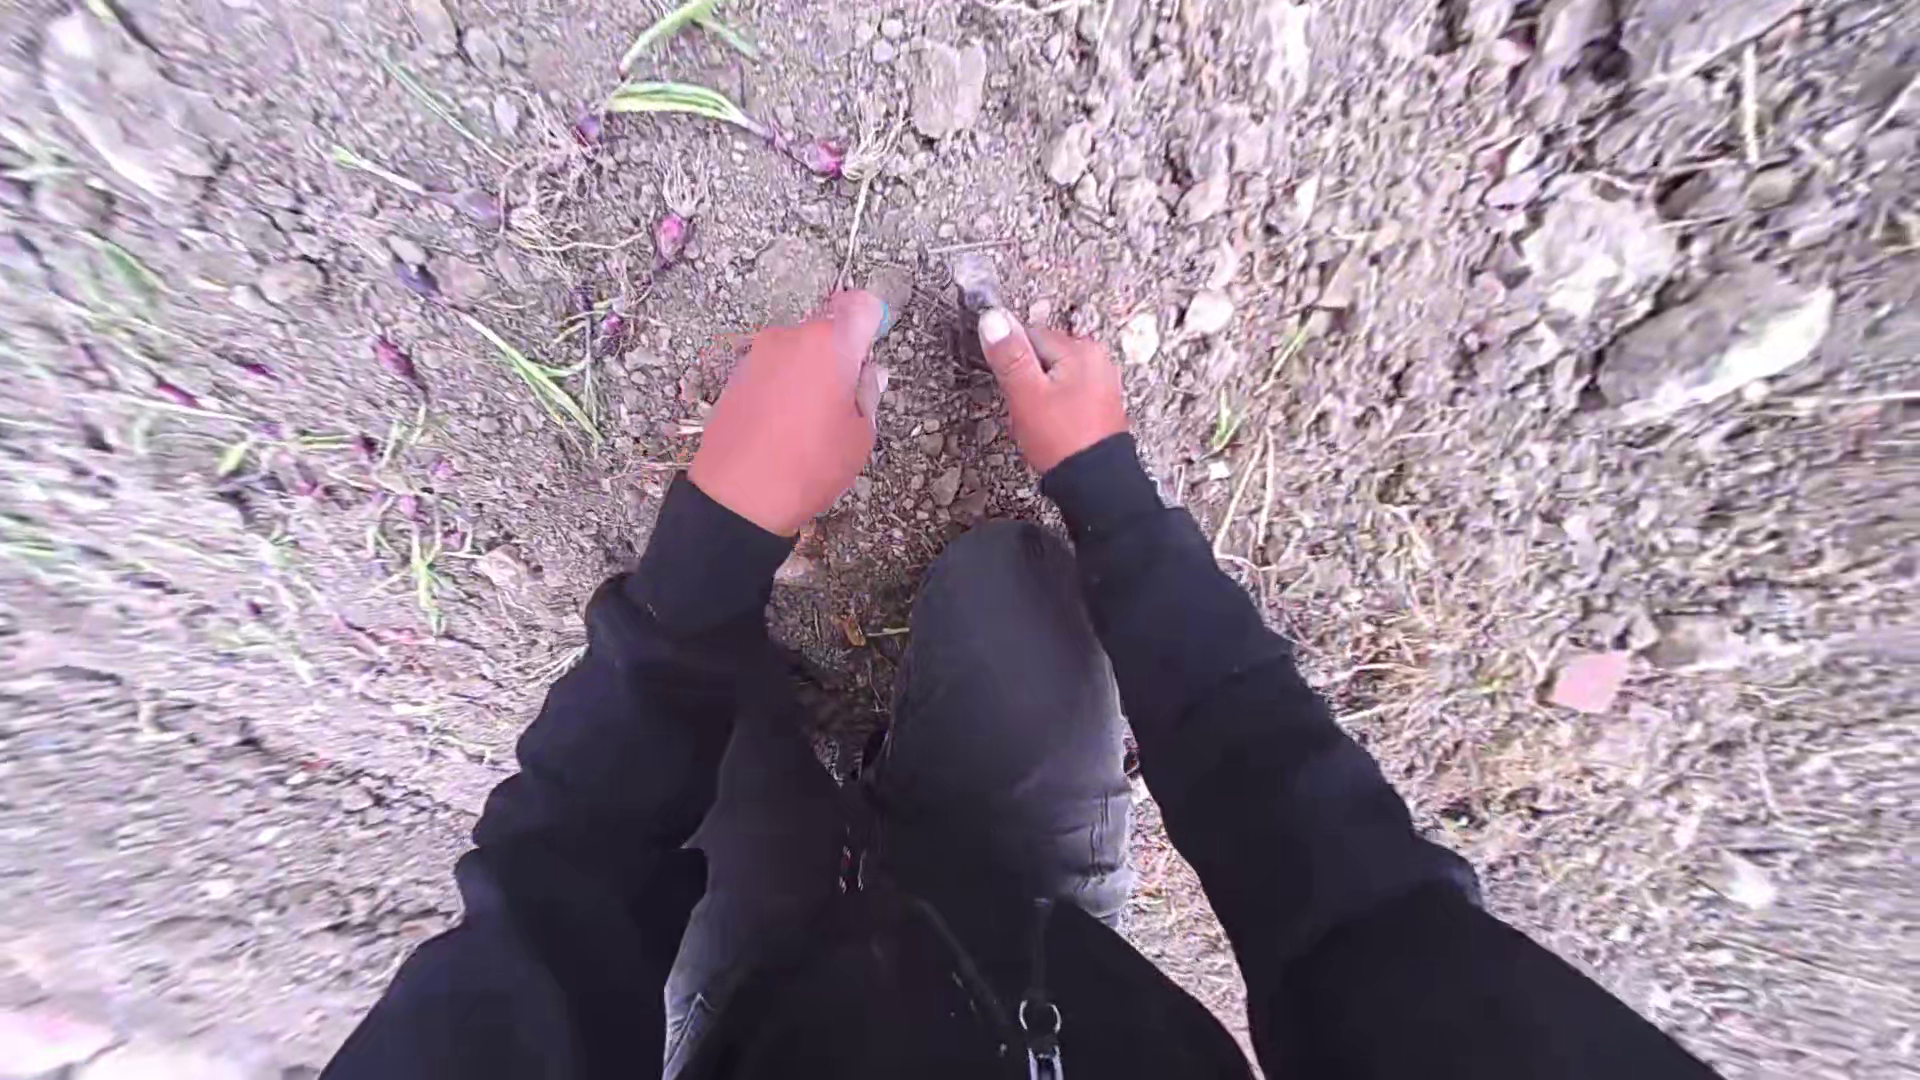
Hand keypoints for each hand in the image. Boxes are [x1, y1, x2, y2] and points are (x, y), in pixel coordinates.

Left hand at [690, 291, 887, 534]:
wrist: (738, 497)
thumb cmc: (807, 467)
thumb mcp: (859, 437)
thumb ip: (867, 395)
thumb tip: (869, 374)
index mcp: (830, 345)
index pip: (862, 306)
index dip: (874, 323)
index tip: (873, 349)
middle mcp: (791, 338)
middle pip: (829, 329)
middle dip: (843, 356)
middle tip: (848, 400)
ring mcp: (759, 354)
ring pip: (800, 350)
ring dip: (813, 372)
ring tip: (813, 421)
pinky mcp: (738, 375)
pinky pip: (776, 368)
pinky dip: (787, 386)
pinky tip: (786, 424)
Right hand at [976, 309, 1128, 473]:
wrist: (1095, 482)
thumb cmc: (1063, 441)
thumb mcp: (1026, 394)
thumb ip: (1009, 355)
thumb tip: (992, 318)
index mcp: (1081, 349)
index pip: (1028, 337)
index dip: (1012, 366)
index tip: (1014, 391)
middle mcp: (1096, 360)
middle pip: (1040, 360)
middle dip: (1026, 386)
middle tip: (1028, 413)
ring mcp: (1100, 384)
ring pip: (1050, 382)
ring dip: (1037, 402)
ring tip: (1040, 426)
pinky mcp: (1099, 406)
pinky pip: (1064, 399)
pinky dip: (1053, 413)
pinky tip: (1051, 432)